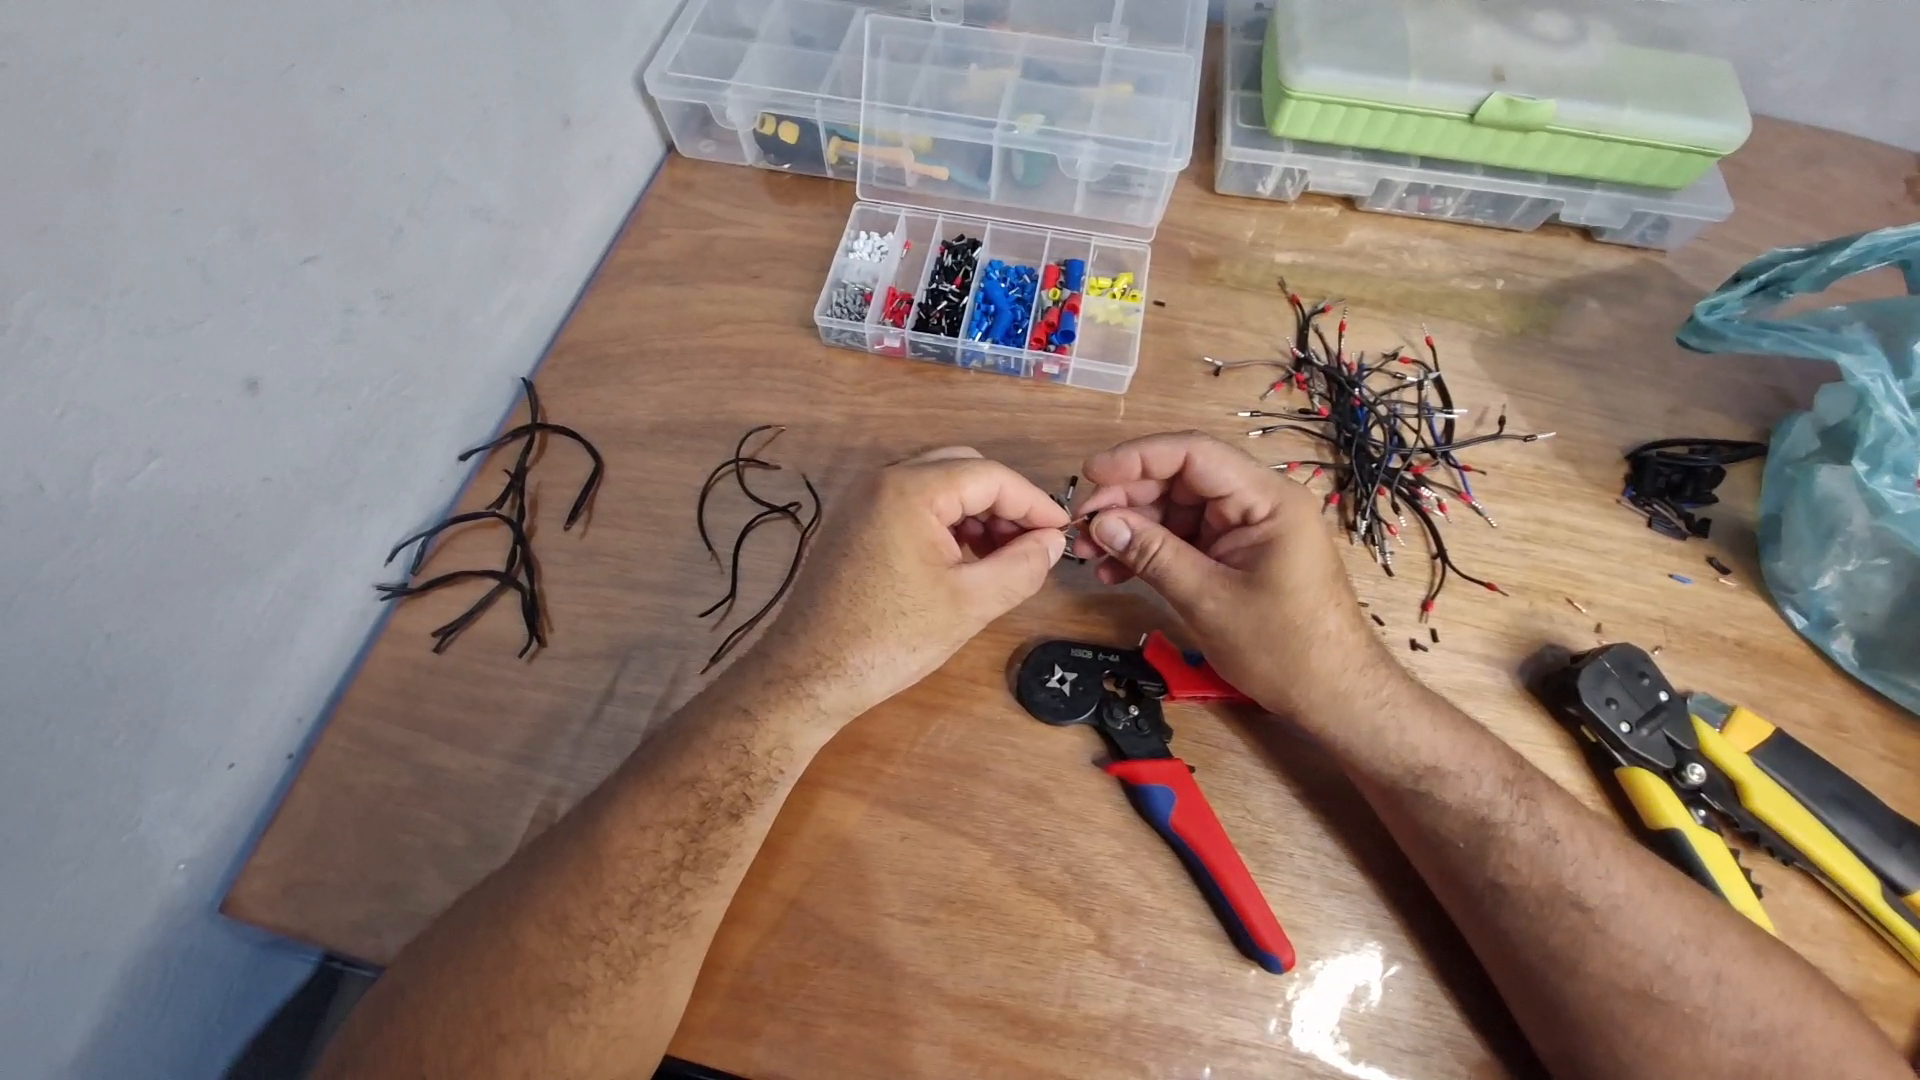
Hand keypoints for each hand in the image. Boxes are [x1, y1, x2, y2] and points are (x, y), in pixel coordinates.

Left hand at [744, 447, 1069, 717]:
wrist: (806, 675)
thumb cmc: (889, 640)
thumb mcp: (970, 604)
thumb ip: (1022, 566)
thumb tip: (1052, 541)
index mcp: (909, 489)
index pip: (990, 475)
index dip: (1033, 502)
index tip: (1061, 532)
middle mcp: (882, 479)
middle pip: (963, 469)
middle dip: (1003, 503)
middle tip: (1030, 545)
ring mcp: (862, 499)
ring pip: (937, 485)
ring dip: (975, 512)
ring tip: (1000, 556)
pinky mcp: (854, 522)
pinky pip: (911, 504)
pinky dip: (944, 522)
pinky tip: (961, 559)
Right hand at [1071, 432, 1406, 726]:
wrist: (1333, 696)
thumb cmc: (1284, 649)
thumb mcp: (1208, 599)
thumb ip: (1152, 554)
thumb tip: (1100, 523)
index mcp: (1266, 500)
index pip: (1194, 455)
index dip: (1137, 458)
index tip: (1090, 475)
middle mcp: (1257, 503)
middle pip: (1180, 480)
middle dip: (1127, 500)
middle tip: (1082, 527)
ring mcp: (1245, 529)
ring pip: (1175, 510)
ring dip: (1131, 529)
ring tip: (1090, 555)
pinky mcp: (1234, 554)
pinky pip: (1184, 539)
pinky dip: (1149, 551)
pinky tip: (1115, 571)